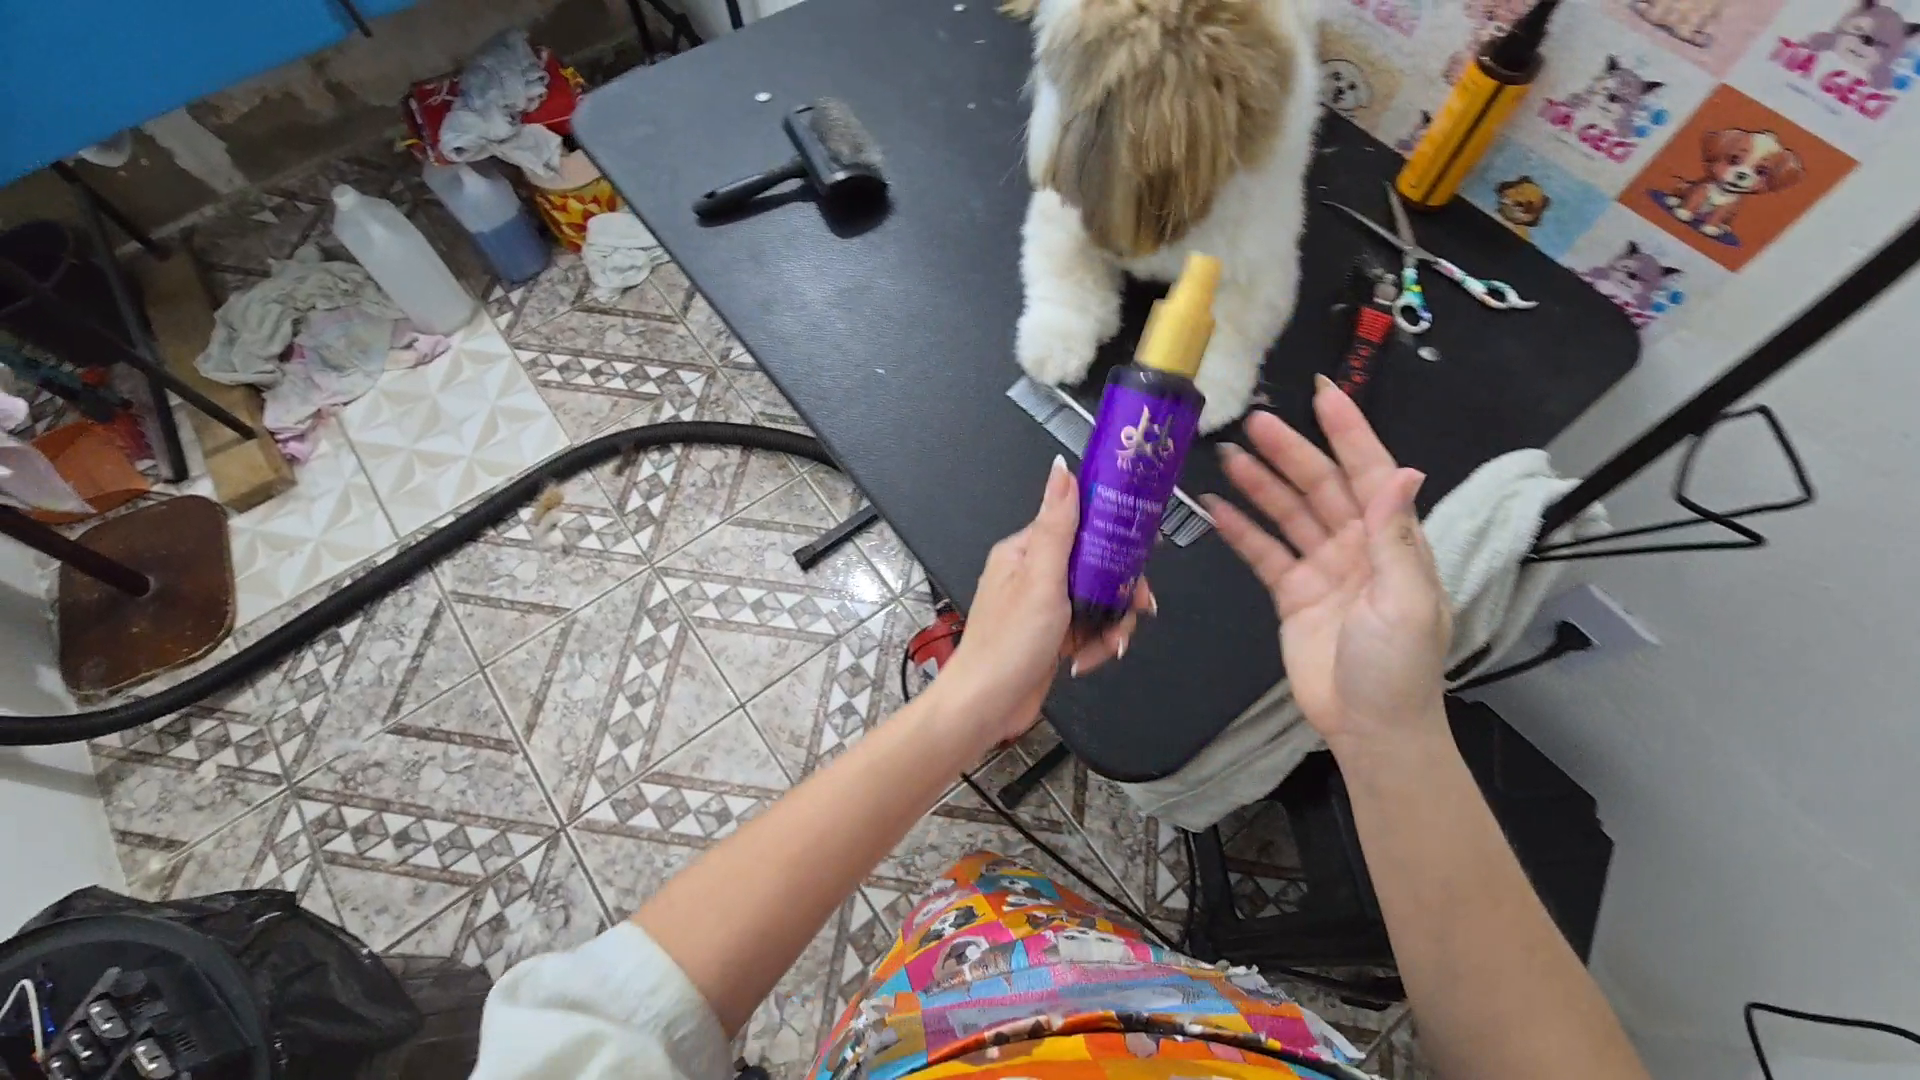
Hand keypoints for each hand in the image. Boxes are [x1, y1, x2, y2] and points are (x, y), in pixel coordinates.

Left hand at [933, 456, 1152, 745]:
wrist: (988, 705)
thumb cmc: (1004, 644)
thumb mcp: (1039, 578)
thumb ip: (1057, 525)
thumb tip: (1061, 471)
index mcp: (1025, 552)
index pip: (1079, 525)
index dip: (1114, 536)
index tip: (1139, 550)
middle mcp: (1033, 575)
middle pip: (1097, 565)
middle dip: (1120, 590)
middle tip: (1134, 606)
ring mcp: (1044, 606)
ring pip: (1099, 601)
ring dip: (1110, 625)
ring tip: (1105, 644)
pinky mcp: (1053, 635)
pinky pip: (1090, 629)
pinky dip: (1095, 645)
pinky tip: (1085, 660)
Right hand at [1203, 377, 1451, 753]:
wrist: (1369, 726)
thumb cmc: (1399, 666)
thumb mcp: (1405, 600)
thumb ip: (1396, 536)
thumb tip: (1402, 472)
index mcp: (1393, 541)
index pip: (1370, 473)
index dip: (1349, 432)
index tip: (1324, 395)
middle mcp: (1357, 545)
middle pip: (1320, 487)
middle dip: (1290, 453)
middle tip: (1255, 424)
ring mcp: (1322, 568)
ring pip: (1287, 514)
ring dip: (1260, 485)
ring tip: (1228, 456)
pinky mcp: (1292, 593)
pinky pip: (1263, 552)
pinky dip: (1241, 530)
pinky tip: (1215, 509)